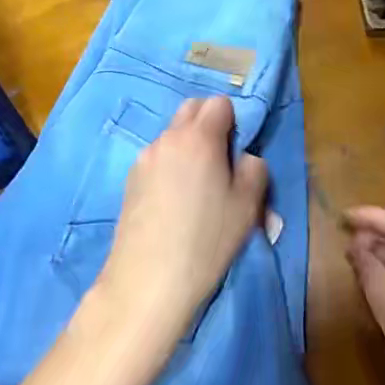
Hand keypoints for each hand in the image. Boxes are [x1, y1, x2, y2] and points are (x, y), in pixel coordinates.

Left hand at [98, 96, 268, 346]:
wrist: (148, 281)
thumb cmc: (206, 240)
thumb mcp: (248, 205)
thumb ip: (254, 169)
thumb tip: (244, 158)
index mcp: (199, 137)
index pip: (220, 103)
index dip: (234, 120)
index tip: (238, 150)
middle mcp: (168, 138)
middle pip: (192, 109)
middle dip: (209, 123)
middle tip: (222, 161)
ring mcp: (144, 158)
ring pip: (173, 134)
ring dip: (188, 145)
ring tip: (197, 186)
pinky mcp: (130, 180)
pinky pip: (157, 157)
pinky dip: (170, 165)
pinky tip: (174, 202)